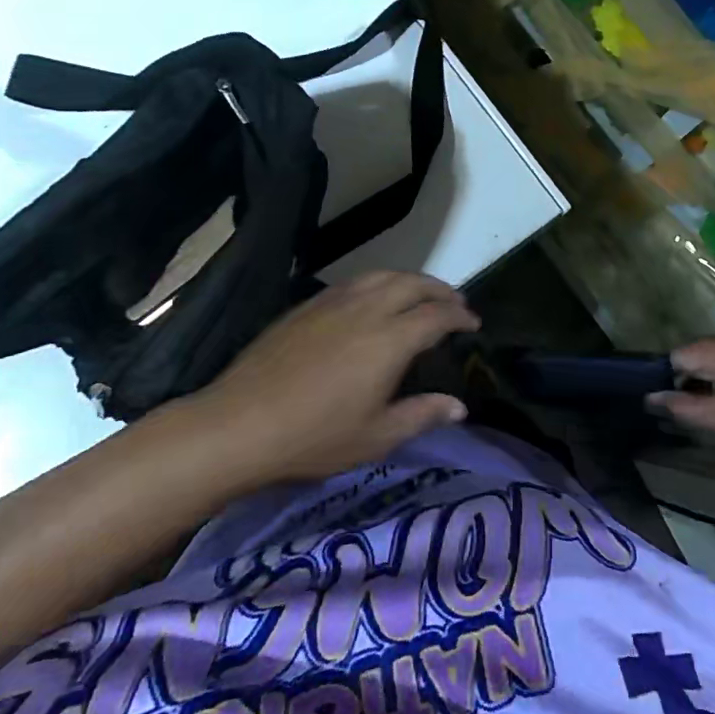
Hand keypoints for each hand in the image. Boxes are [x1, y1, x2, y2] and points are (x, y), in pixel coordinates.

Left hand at [176, 271, 480, 485]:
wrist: (241, 423)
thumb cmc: (315, 436)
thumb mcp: (376, 437)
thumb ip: (421, 415)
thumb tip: (459, 406)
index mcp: (388, 340)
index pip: (435, 316)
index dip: (459, 316)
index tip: (473, 323)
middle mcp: (364, 310)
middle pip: (410, 284)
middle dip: (438, 290)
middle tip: (454, 303)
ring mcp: (330, 304)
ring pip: (379, 276)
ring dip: (408, 280)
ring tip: (419, 295)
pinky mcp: (304, 307)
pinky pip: (351, 284)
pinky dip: (375, 284)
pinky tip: (372, 301)